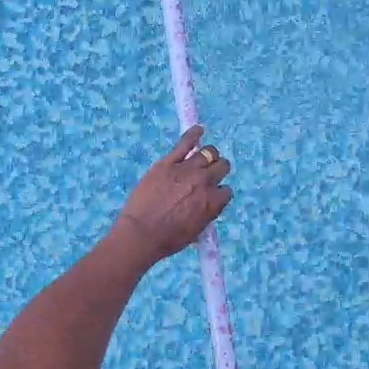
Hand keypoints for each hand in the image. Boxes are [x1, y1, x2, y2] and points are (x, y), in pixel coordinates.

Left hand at [111, 126, 232, 264]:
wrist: (141, 233)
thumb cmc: (168, 239)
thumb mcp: (196, 231)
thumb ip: (206, 214)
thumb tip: (208, 204)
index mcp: (213, 202)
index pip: (226, 191)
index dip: (218, 193)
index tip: (211, 195)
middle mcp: (205, 182)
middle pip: (222, 166)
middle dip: (217, 170)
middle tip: (208, 174)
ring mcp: (186, 170)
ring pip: (208, 152)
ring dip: (208, 155)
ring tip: (203, 157)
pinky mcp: (168, 162)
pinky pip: (185, 143)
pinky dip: (193, 134)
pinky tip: (199, 129)